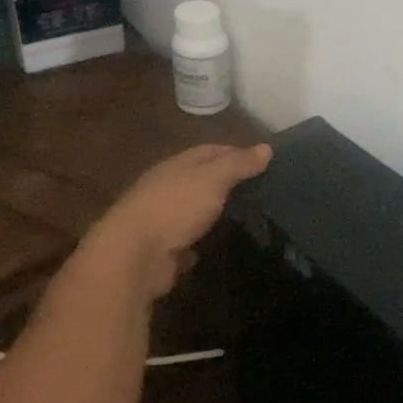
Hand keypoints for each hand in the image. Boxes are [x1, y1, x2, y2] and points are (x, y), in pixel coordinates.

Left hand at [85, 143, 272, 299]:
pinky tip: (232, 246)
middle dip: (232, 186)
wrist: (135, 255)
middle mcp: (169, 189)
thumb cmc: (174, 208)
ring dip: (222, 216)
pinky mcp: (168, 249)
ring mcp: (166, 220)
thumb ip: (237, 165)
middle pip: (205, 181)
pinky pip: (194, 242)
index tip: (267, 164)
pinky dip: (210, 242)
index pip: (210, 151)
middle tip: (268, 197)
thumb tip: (266, 148)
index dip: (237, 153)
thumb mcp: (211, 179)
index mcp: (177, 166)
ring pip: (200, 213)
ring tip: (257, 222)